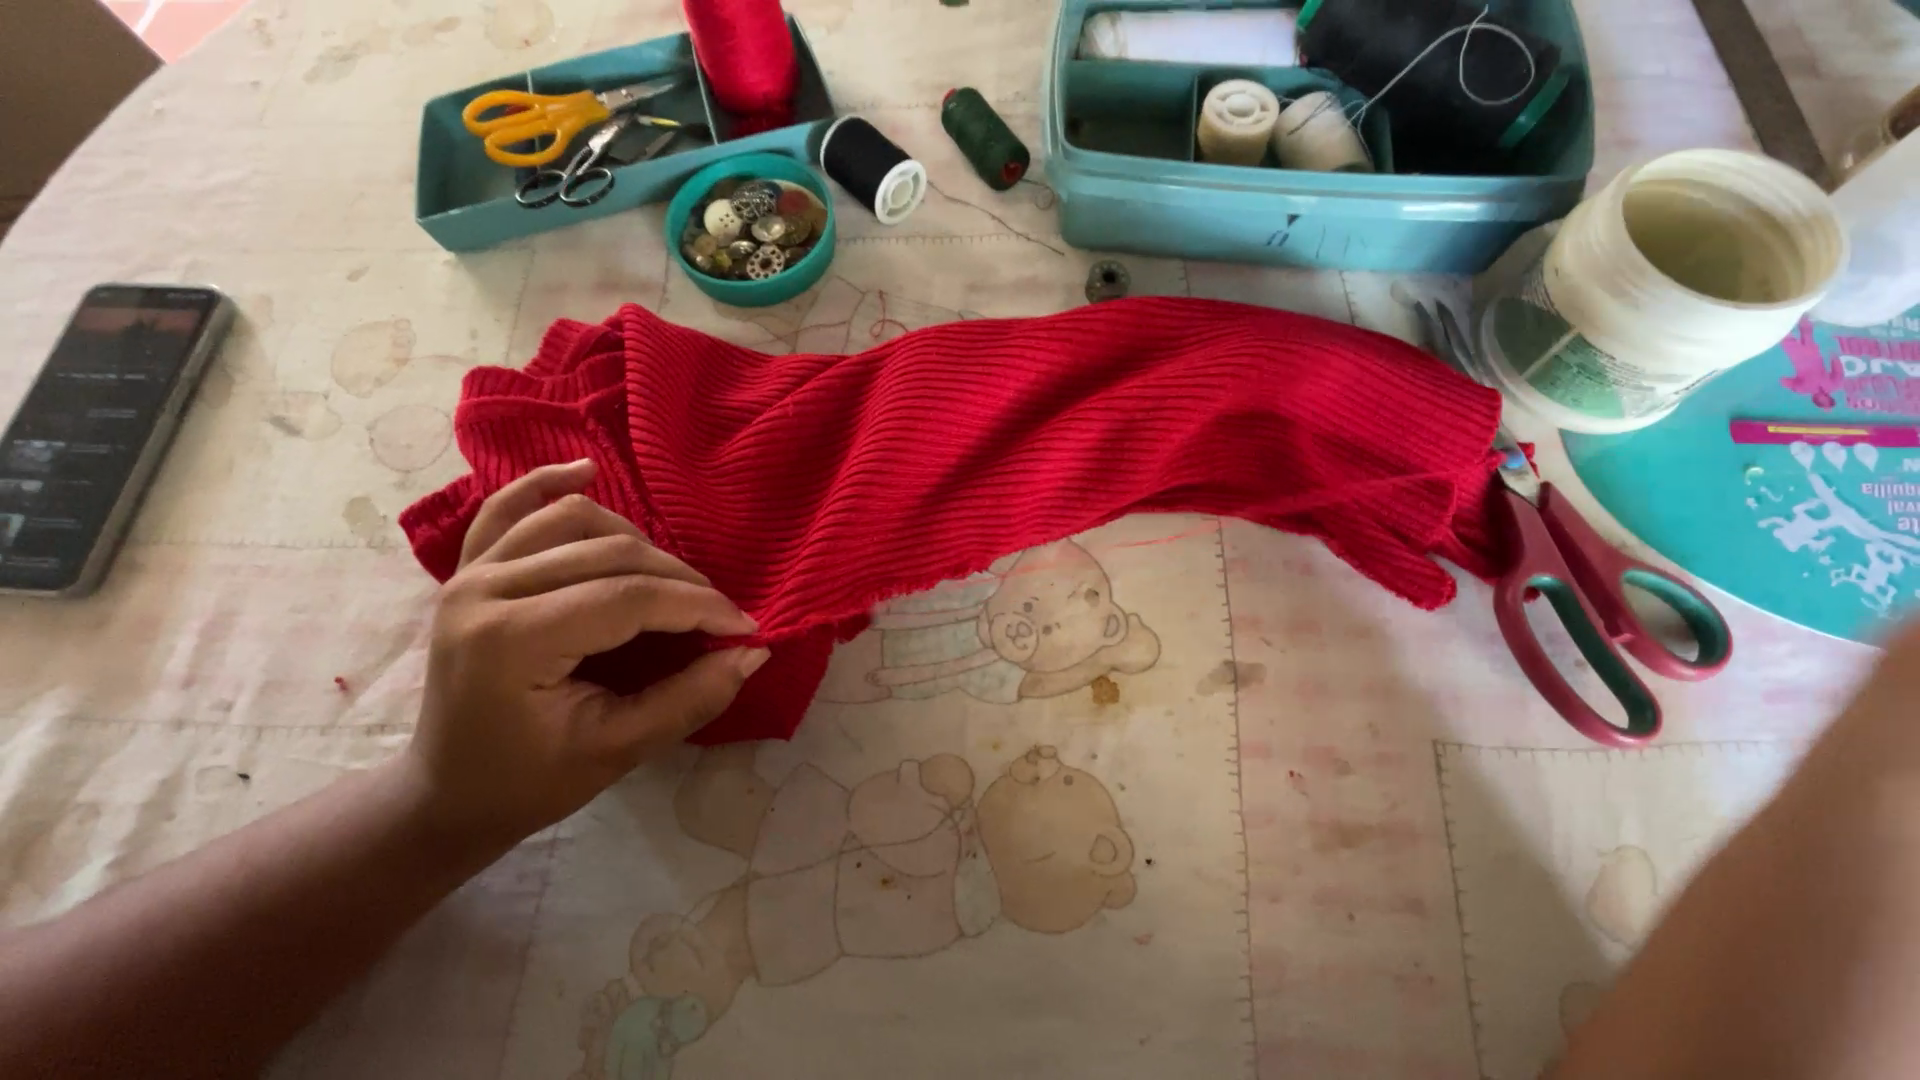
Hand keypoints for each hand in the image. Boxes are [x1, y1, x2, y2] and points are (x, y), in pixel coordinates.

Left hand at [404, 460, 767, 847]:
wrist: (448, 795)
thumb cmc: (529, 783)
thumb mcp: (616, 752)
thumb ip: (688, 699)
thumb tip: (753, 651)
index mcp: (512, 639)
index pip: (627, 597)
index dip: (698, 606)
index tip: (746, 626)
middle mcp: (485, 589)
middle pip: (608, 552)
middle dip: (679, 580)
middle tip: (719, 615)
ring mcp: (470, 573)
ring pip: (571, 519)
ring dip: (635, 540)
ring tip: (671, 579)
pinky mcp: (467, 571)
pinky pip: (507, 509)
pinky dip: (547, 485)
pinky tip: (586, 470)